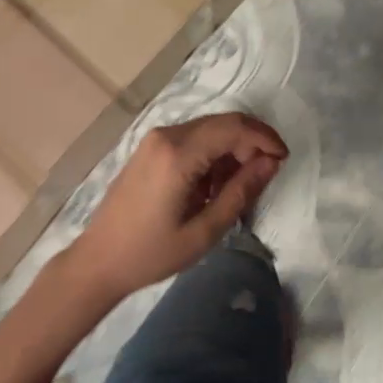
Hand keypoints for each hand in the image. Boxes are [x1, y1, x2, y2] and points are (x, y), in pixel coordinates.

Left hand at [64, 112, 286, 303]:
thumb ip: (240, 192)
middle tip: (265, 174)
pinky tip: (211, 187)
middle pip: (222, 123)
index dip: (264, 138)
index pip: (233, 127)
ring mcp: (155, 139)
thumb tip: (270, 162)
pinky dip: (211, 154)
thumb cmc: (151, 253)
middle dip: (250, 143)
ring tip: (235, 189)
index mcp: (178, 154)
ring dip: (230, 150)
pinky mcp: (150, 147)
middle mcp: (166, 135)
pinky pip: (191, 139)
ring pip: (208, 129)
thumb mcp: (204, 231)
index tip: (283, 159)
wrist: (99, 260)